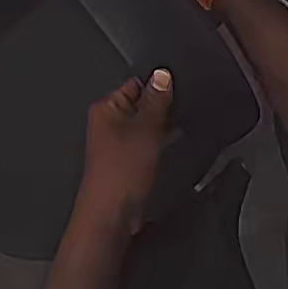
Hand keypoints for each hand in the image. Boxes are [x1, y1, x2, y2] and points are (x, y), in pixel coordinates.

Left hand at [74, 69, 174, 235]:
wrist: (112, 213)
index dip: (157, 84)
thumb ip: (156, 100)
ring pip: (144, 123)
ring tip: (178, 127)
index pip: (135, 83)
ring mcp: (116, 141)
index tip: (178, 86)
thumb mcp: (146, 128)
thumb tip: (162, 75)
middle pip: (139, 103)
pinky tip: (170, 144)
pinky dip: (157, 140)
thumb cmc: (120, 172)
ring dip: (160, 124)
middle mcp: (107, 121)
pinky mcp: (126, 159)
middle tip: (181, 108)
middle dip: (160, 105)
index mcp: (106, 107)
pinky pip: (145, 141)